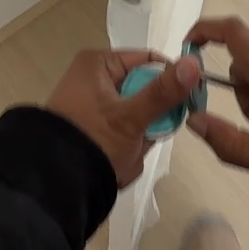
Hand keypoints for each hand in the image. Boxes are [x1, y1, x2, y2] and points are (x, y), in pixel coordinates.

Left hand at [45, 48, 199, 186]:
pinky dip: (127, 147)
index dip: (171, 78)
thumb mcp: (131, 117)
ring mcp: (91, 104)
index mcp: (98, 63)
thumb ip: (163, 92)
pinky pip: (122, 131)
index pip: (148, 60)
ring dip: (140, 136)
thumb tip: (194, 62)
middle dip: (151, 118)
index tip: (188, 103)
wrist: (54, 189)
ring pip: (136, 114)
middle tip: (147, 136)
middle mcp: (93, 78)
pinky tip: (119, 163)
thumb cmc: (93, 141)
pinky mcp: (90, 127)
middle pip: (143, 89)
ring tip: (127, 154)